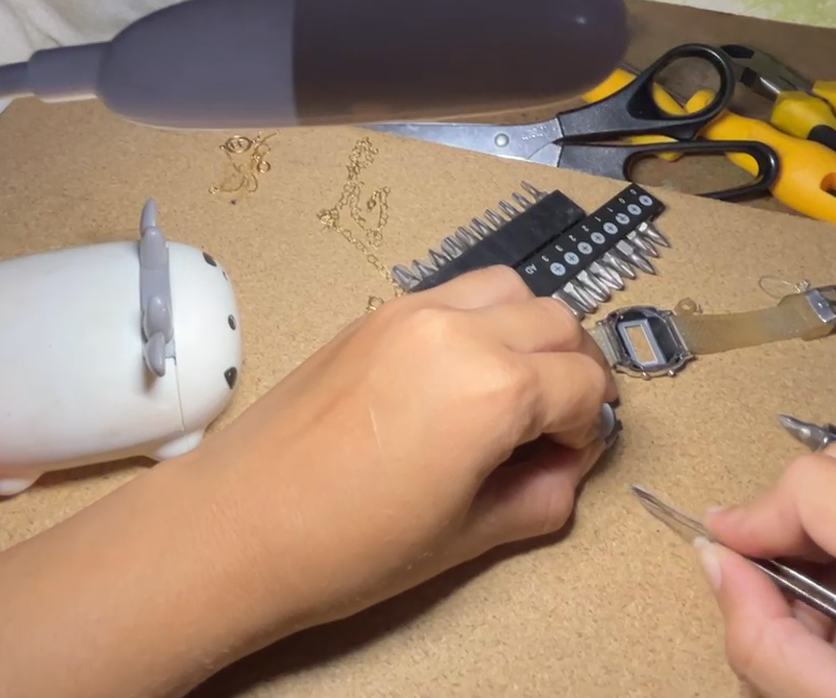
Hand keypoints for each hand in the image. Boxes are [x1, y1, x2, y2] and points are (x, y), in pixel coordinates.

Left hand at [169, 265, 617, 635]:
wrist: (246, 517)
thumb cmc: (356, 545)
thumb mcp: (469, 536)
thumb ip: (542, 495)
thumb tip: (565, 463)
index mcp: (493, 388)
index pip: (585, 385)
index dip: (590, 428)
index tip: (566, 459)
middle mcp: (461, 329)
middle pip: (559, 321)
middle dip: (574, 369)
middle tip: (555, 419)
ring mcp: (414, 309)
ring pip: (510, 289)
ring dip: (530, 329)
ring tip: (513, 381)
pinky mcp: (379, 309)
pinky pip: (455, 291)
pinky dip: (482, 317)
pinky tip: (459, 367)